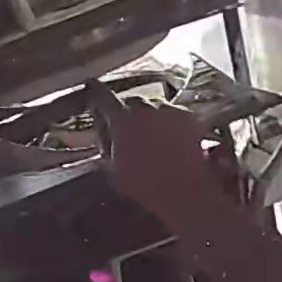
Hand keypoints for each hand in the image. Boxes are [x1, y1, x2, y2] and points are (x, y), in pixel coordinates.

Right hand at [86, 82, 236, 231]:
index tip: (92, 89)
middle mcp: (145, 108)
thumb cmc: (142, 184)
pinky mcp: (189, 116)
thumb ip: (104, 139)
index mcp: (121, 120)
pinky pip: (173, 112)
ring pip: (154, 105)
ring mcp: (169, 110)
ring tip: (152, 134)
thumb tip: (101, 123)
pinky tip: (171, 138)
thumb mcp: (112, 166)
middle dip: (127, 110)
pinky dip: (169, 120)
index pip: (103, 97)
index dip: (96, 92)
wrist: (185, 192)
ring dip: (149, 115)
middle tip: (127, 126)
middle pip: (131, 100)